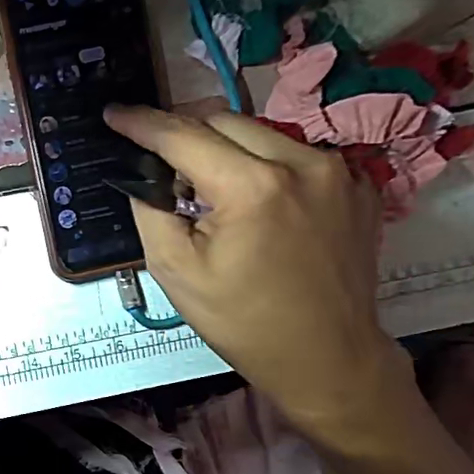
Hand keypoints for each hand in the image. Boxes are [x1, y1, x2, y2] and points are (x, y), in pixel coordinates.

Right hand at [106, 103, 408, 447]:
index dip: (142, 123)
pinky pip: (297, 156)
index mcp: (252, 188)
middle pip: (224, 121)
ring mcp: (338, 171)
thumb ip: (151, 210)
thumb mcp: (176, 274)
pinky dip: (269, 167)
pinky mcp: (357, 185)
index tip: (115, 114)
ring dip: (228, 151)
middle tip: (168, 170)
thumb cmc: (245, 324)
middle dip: (186, 136)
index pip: (183, 135)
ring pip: (263, 132)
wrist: (328, 358)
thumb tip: (148, 172)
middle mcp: (302, 162)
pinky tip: (262, 205)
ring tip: (216, 193)